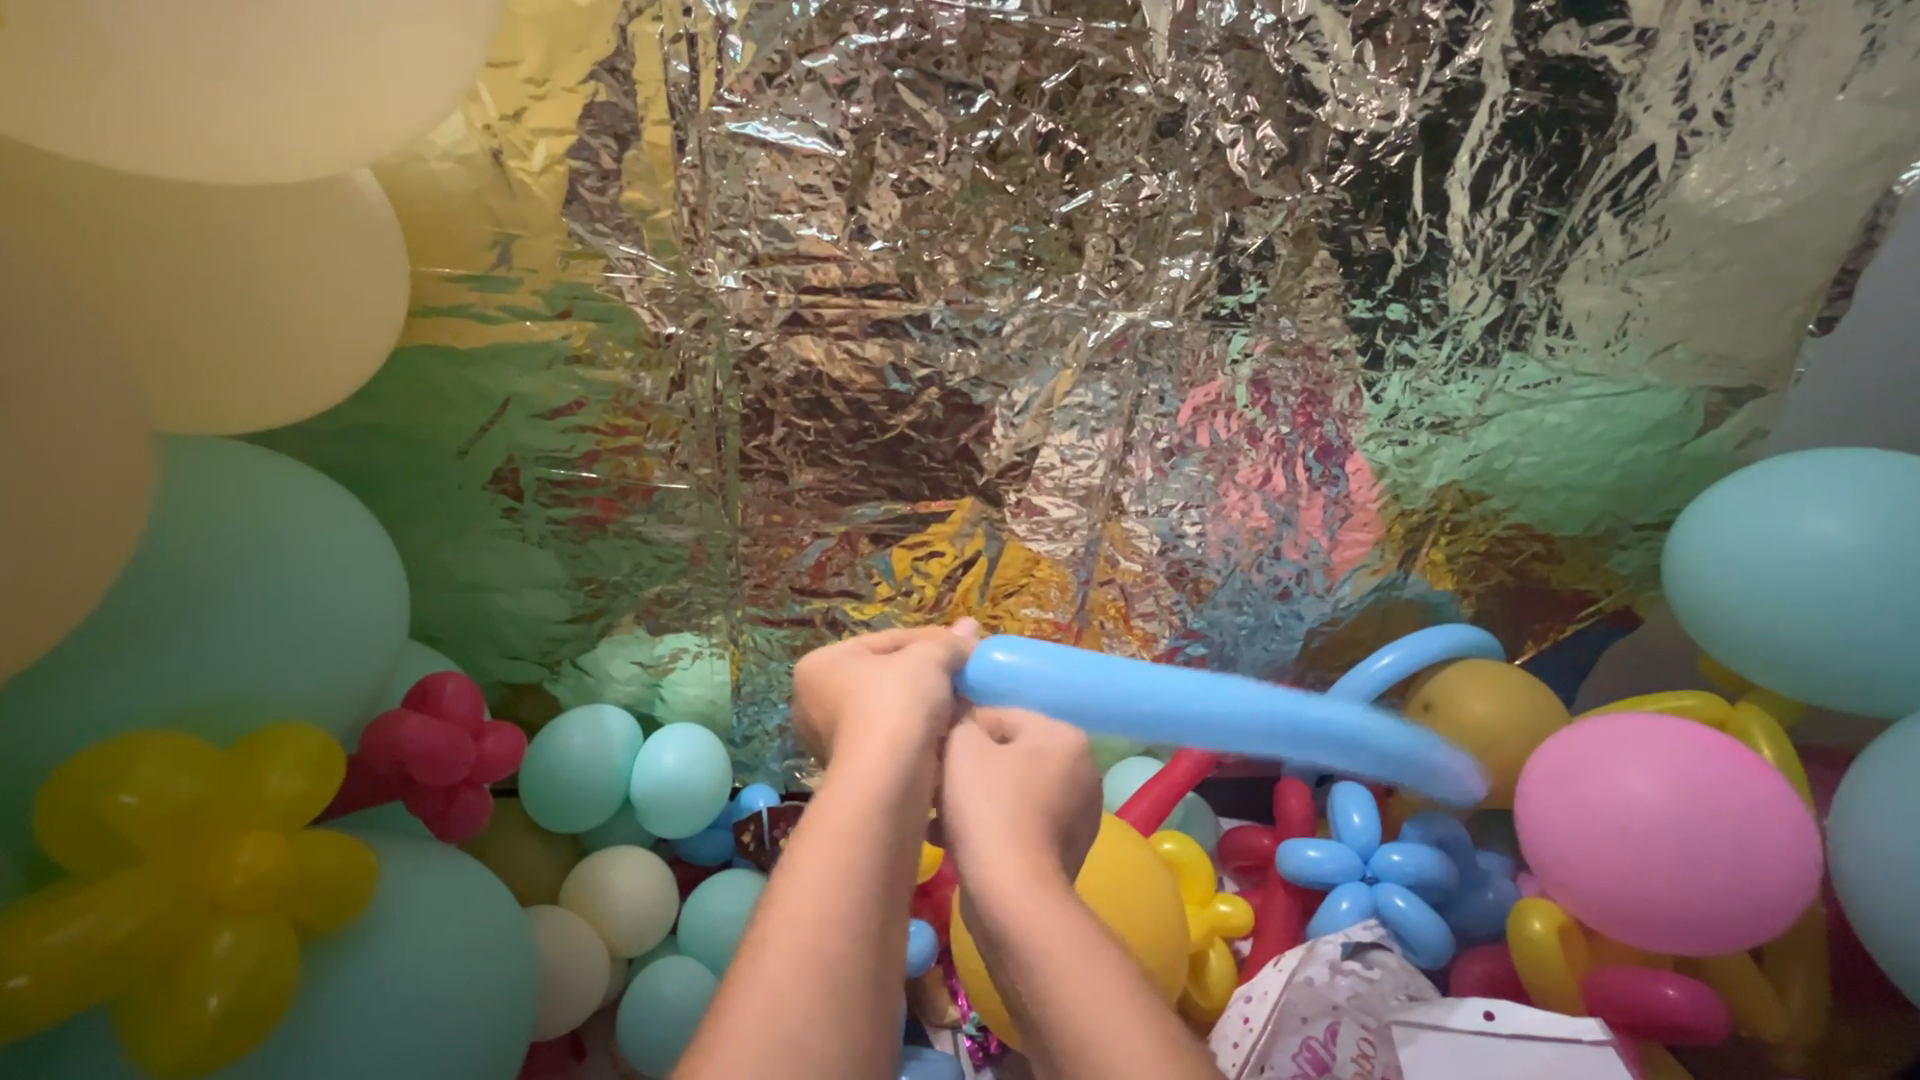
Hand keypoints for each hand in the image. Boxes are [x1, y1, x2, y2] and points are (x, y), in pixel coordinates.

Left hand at [791, 620, 979, 765]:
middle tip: (968, 669)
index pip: (887, 640)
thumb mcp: (928, 659)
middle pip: (890, 674)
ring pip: (897, 707)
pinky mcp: (861, 769)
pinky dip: (926, 729)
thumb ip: (948, 642)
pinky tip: (957, 724)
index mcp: (821, 664)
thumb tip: (970, 627)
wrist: (890, 780)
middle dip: (933, 673)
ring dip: (933, 701)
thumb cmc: (896, 703)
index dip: (932, 639)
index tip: (966, 644)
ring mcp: (837, 739)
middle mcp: (818, 701)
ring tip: (969, 695)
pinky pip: (899, 736)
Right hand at [940, 707, 1101, 892]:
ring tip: (933, 819)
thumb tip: (960, 715)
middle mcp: (1082, 770)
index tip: (933, 755)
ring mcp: (1078, 813)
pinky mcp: (1064, 850)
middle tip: (930, 787)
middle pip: (1006, 756)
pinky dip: (987, 826)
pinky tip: (949, 841)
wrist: (1012, 895)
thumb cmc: (989, 808)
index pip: (1001, 717)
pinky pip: (1017, 822)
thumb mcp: (963, 748)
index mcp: (1066, 737)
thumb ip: (960, 719)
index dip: (960, 733)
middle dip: (963, 770)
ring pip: (1008, 791)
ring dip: (969, 800)